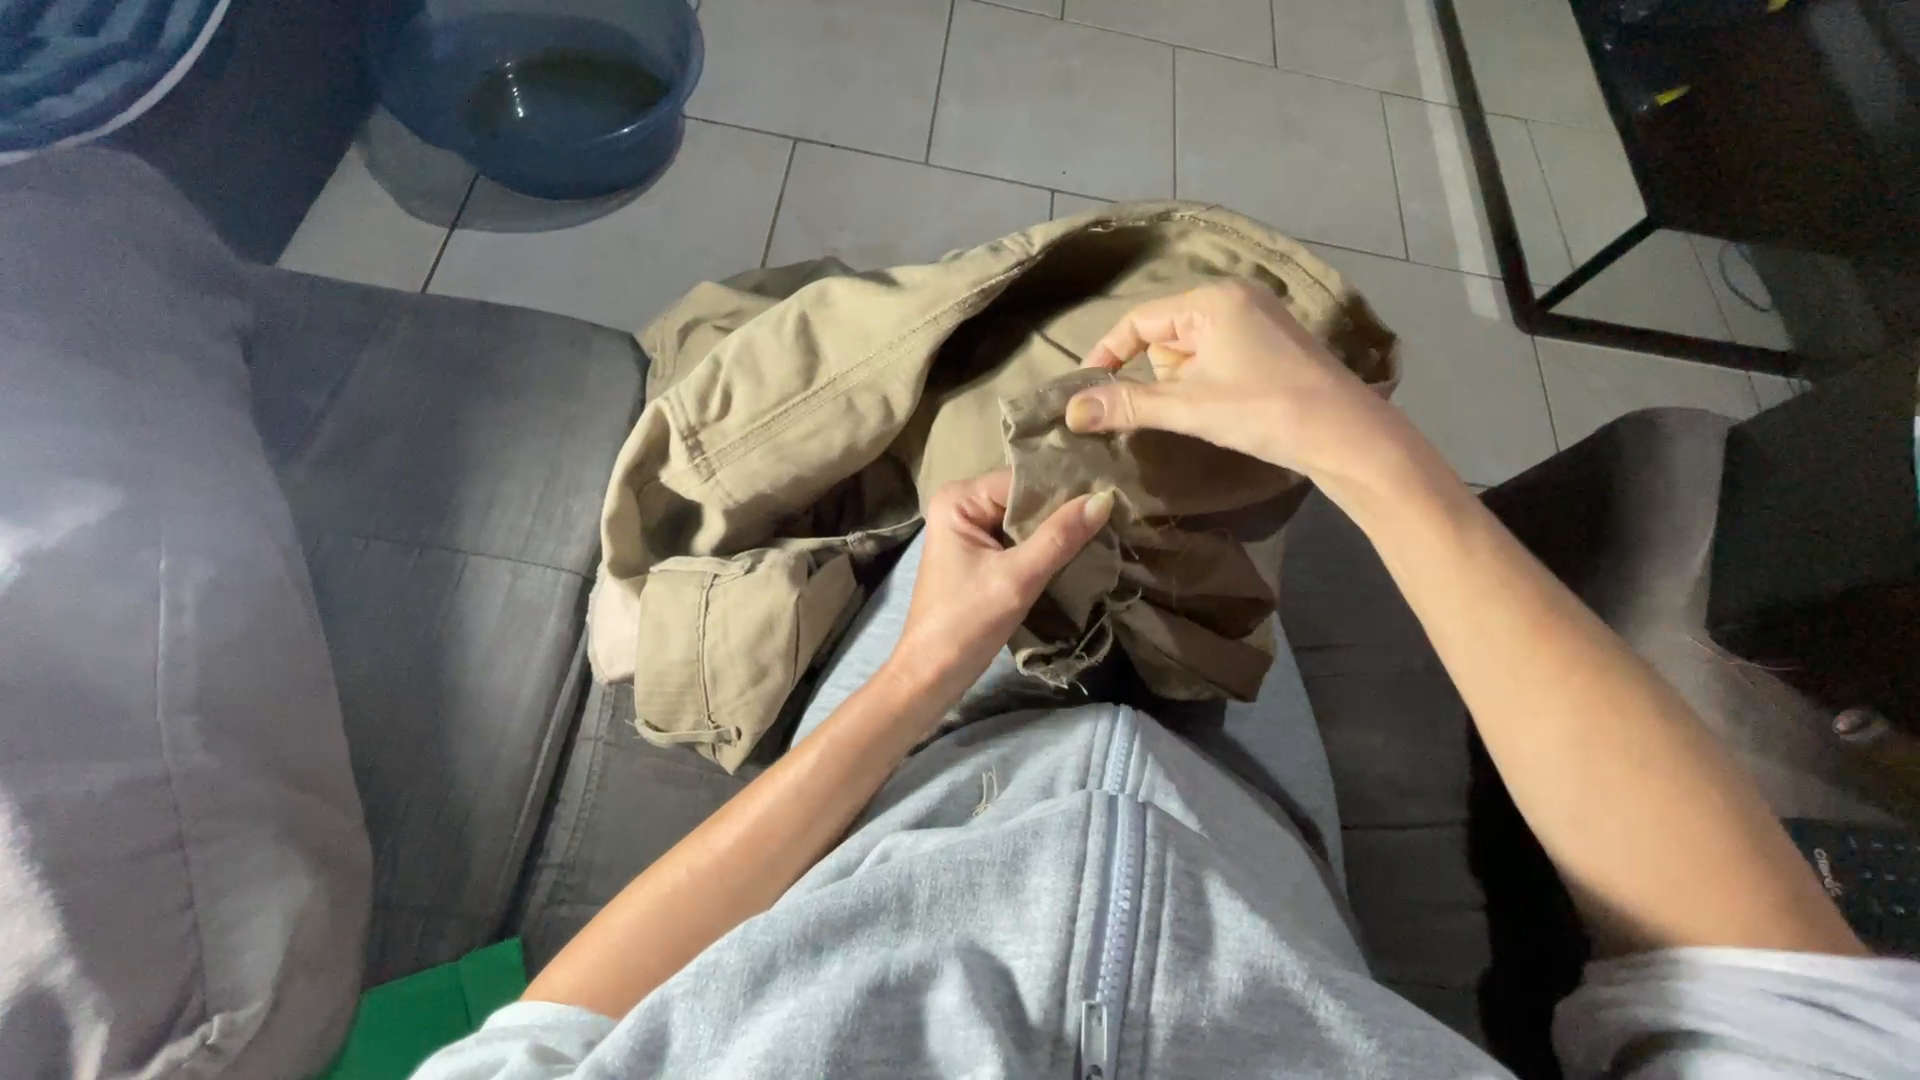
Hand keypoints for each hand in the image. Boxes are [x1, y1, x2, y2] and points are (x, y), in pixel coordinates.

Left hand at [881, 470, 1111, 713]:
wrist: (932, 673)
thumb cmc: (967, 623)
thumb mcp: (1018, 578)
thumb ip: (1060, 537)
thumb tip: (1105, 498)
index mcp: (958, 499)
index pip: (1022, 481)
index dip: (1063, 490)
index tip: (1108, 497)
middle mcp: (961, 505)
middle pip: (1024, 498)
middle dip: (1062, 512)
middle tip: (1112, 516)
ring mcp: (969, 531)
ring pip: (1025, 521)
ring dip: (1057, 532)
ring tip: (1103, 532)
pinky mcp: (979, 555)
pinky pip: (1019, 540)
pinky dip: (1045, 548)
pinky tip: (1077, 552)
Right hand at [1063, 279, 1403, 478]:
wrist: (1347, 435)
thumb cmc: (1264, 411)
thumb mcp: (1188, 407)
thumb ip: (1126, 405)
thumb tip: (1071, 410)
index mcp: (1212, 300)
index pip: (1138, 320)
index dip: (1107, 355)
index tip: (1087, 392)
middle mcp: (1234, 299)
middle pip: (1163, 335)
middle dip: (1155, 375)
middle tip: (1166, 410)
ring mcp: (1257, 321)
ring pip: (1190, 351)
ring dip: (1182, 384)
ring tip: (1202, 413)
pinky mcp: (1271, 345)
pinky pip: (1216, 357)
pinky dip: (1204, 383)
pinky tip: (1221, 409)